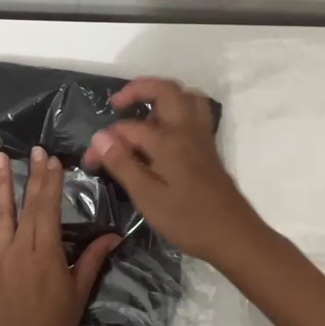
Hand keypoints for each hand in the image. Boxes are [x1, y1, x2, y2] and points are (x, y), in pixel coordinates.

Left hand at [0, 147, 121, 325]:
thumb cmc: (54, 323)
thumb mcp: (79, 291)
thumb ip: (92, 260)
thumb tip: (113, 236)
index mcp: (47, 252)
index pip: (49, 208)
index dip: (51, 182)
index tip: (52, 160)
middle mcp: (21, 248)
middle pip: (28, 205)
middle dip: (33, 175)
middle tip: (35, 149)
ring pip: (0, 213)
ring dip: (1, 183)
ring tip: (0, 157)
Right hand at [82, 77, 266, 264]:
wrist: (234, 236)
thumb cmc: (188, 220)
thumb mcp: (147, 197)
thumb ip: (123, 164)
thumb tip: (99, 137)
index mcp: (168, 141)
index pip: (128, 128)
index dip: (105, 141)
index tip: (90, 161)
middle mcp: (187, 130)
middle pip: (166, 90)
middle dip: (138, 89)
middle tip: (117, 104)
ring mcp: (202, 138)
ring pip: (186, 97)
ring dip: (162, 96)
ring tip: (143, 113)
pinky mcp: (209, 149)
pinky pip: (194, 113)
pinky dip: (176, 110)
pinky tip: (164, 133)